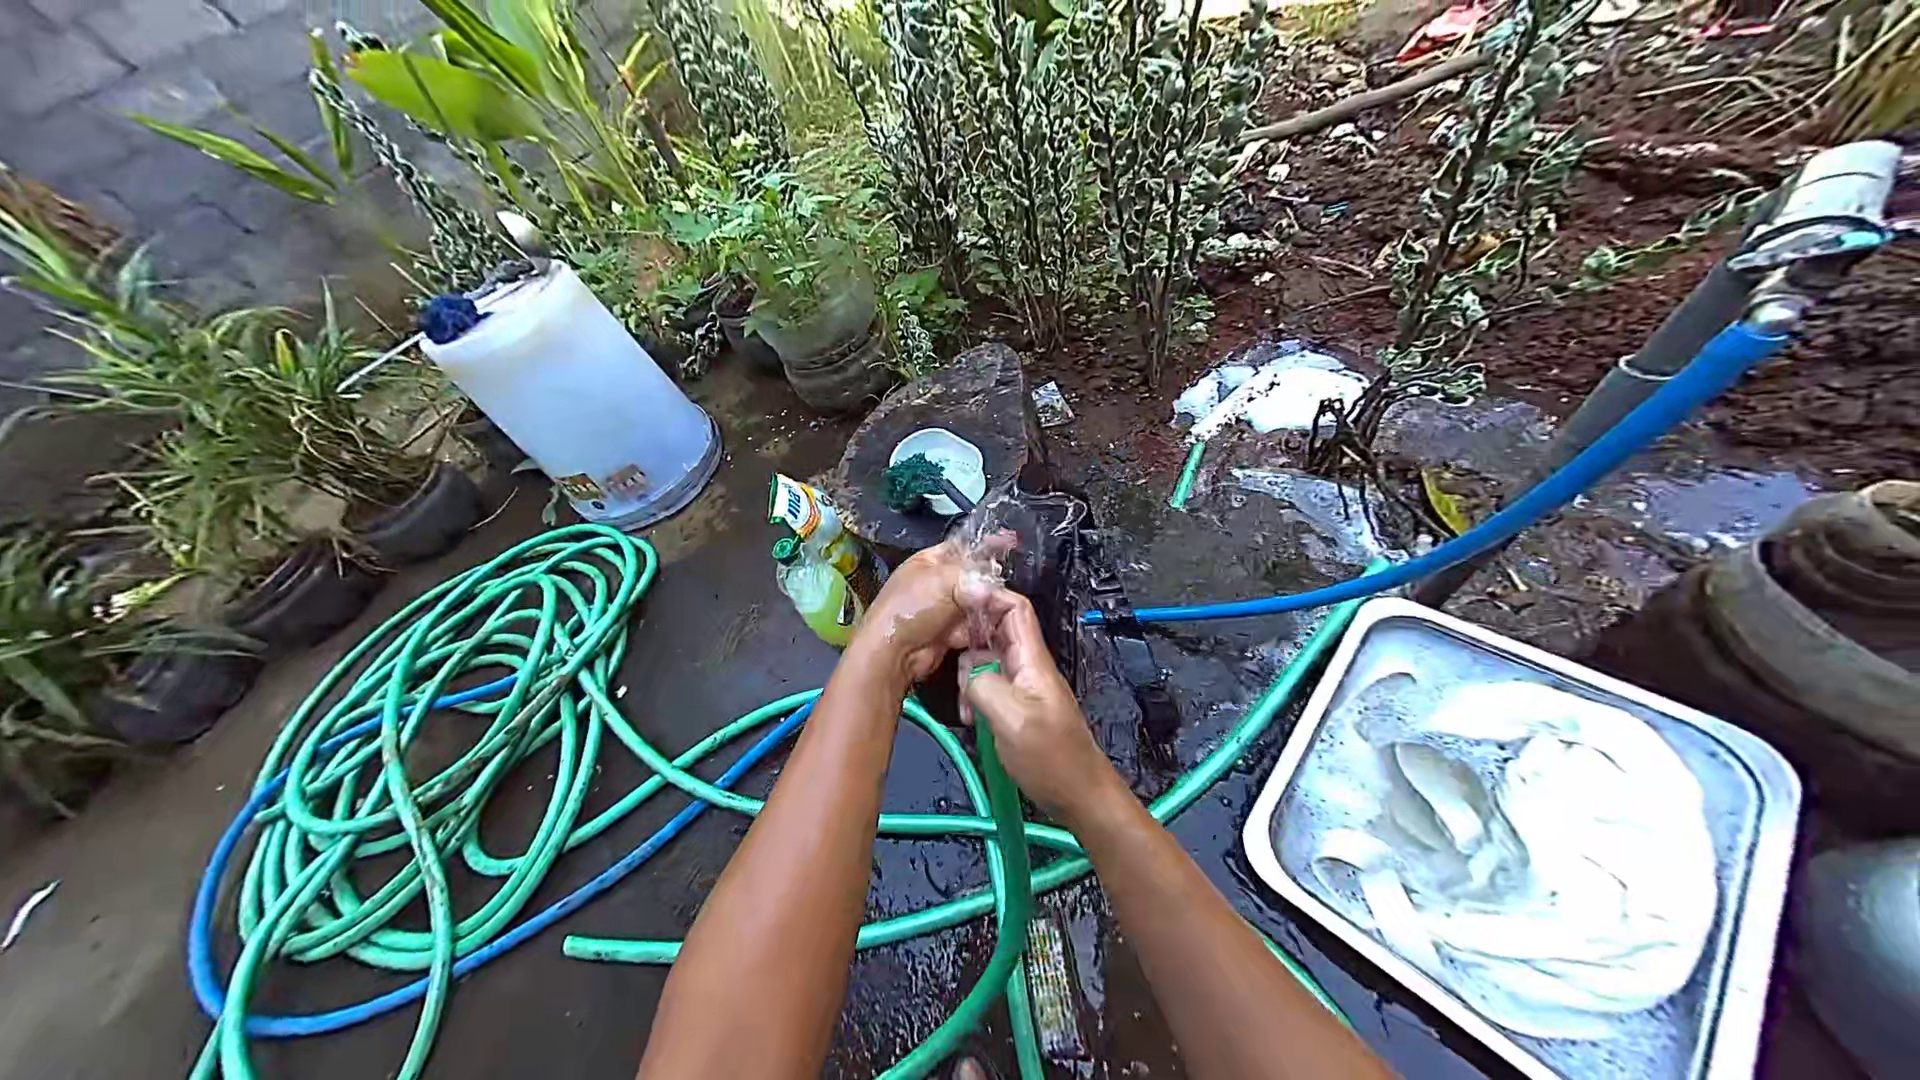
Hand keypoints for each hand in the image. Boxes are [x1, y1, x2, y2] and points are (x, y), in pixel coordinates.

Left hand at [848, 537, 1003, 683]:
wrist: (895, 653)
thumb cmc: (910, 609)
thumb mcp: (943, 580)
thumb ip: (974, 576)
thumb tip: (996, 587)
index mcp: (930, 561)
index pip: (964, 548)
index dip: (987, 548)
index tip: (1010, 546)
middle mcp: (939, 583)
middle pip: (976, 579)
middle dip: (990, 585)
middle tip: (1004, 590)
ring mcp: (946, 609)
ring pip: (980, 604)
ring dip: (989, 609)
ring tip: (1000, 611)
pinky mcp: (952, 633)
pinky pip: (977, 626)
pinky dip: (983, 629)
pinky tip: (991, 629)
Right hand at [960, 588, 1121, 821]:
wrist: (1079, 797)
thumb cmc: (1052, 760)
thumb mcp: (1011, 719)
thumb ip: (983, 685)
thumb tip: (968, 672)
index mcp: (1032, 659)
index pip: (1014, 608)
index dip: (987, 598)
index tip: (956, 607)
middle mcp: (1027, 666)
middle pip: (992, 633)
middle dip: (968, 647)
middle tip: (957, 674)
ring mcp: (1021, 686)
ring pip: (984, 662)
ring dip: (968, 679)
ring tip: (966, 708)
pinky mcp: (1015, 706)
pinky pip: (987, 688)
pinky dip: (974, 698)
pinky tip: (971, 720)